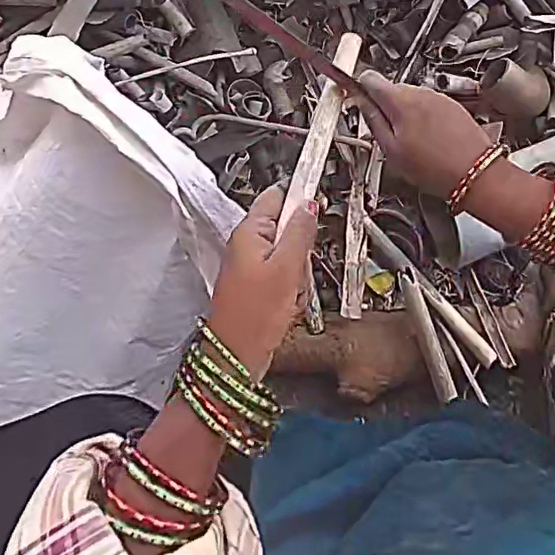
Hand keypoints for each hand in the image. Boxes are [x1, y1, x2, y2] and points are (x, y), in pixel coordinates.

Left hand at [205, 185, 318, 377]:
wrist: (235, 360)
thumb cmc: (253, 316)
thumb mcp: (286, 267)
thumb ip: (300, 232)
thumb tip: (309, 203)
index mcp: (249, 232)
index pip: (277, 195)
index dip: (300, 197)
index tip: (319, 206)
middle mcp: (247, 244)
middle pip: (287, 225)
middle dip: (303, 244)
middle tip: (301, 264)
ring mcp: (251, 265)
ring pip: (290, 252)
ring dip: (299, 270)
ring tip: (293, 289)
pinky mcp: (257, 285)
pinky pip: (285, 274)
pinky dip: (292, 286)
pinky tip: (289, 302)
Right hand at [356, 70, 496, 199]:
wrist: (475, 172)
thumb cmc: (436, 167)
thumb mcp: (392, 150)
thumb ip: (373, 121)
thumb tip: (361, 103)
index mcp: (400, 100)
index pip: (369, 78)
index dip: (359, 89)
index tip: (356, 99)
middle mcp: (420, 92)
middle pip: (390, 89)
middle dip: (384, 106)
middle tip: (387, 133)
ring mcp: (438, 97)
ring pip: (410, 98)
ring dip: (405, 113)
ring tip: (411, 142)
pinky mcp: (452, 105)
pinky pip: (428, 105)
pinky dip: (423, 118)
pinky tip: (428, 140)